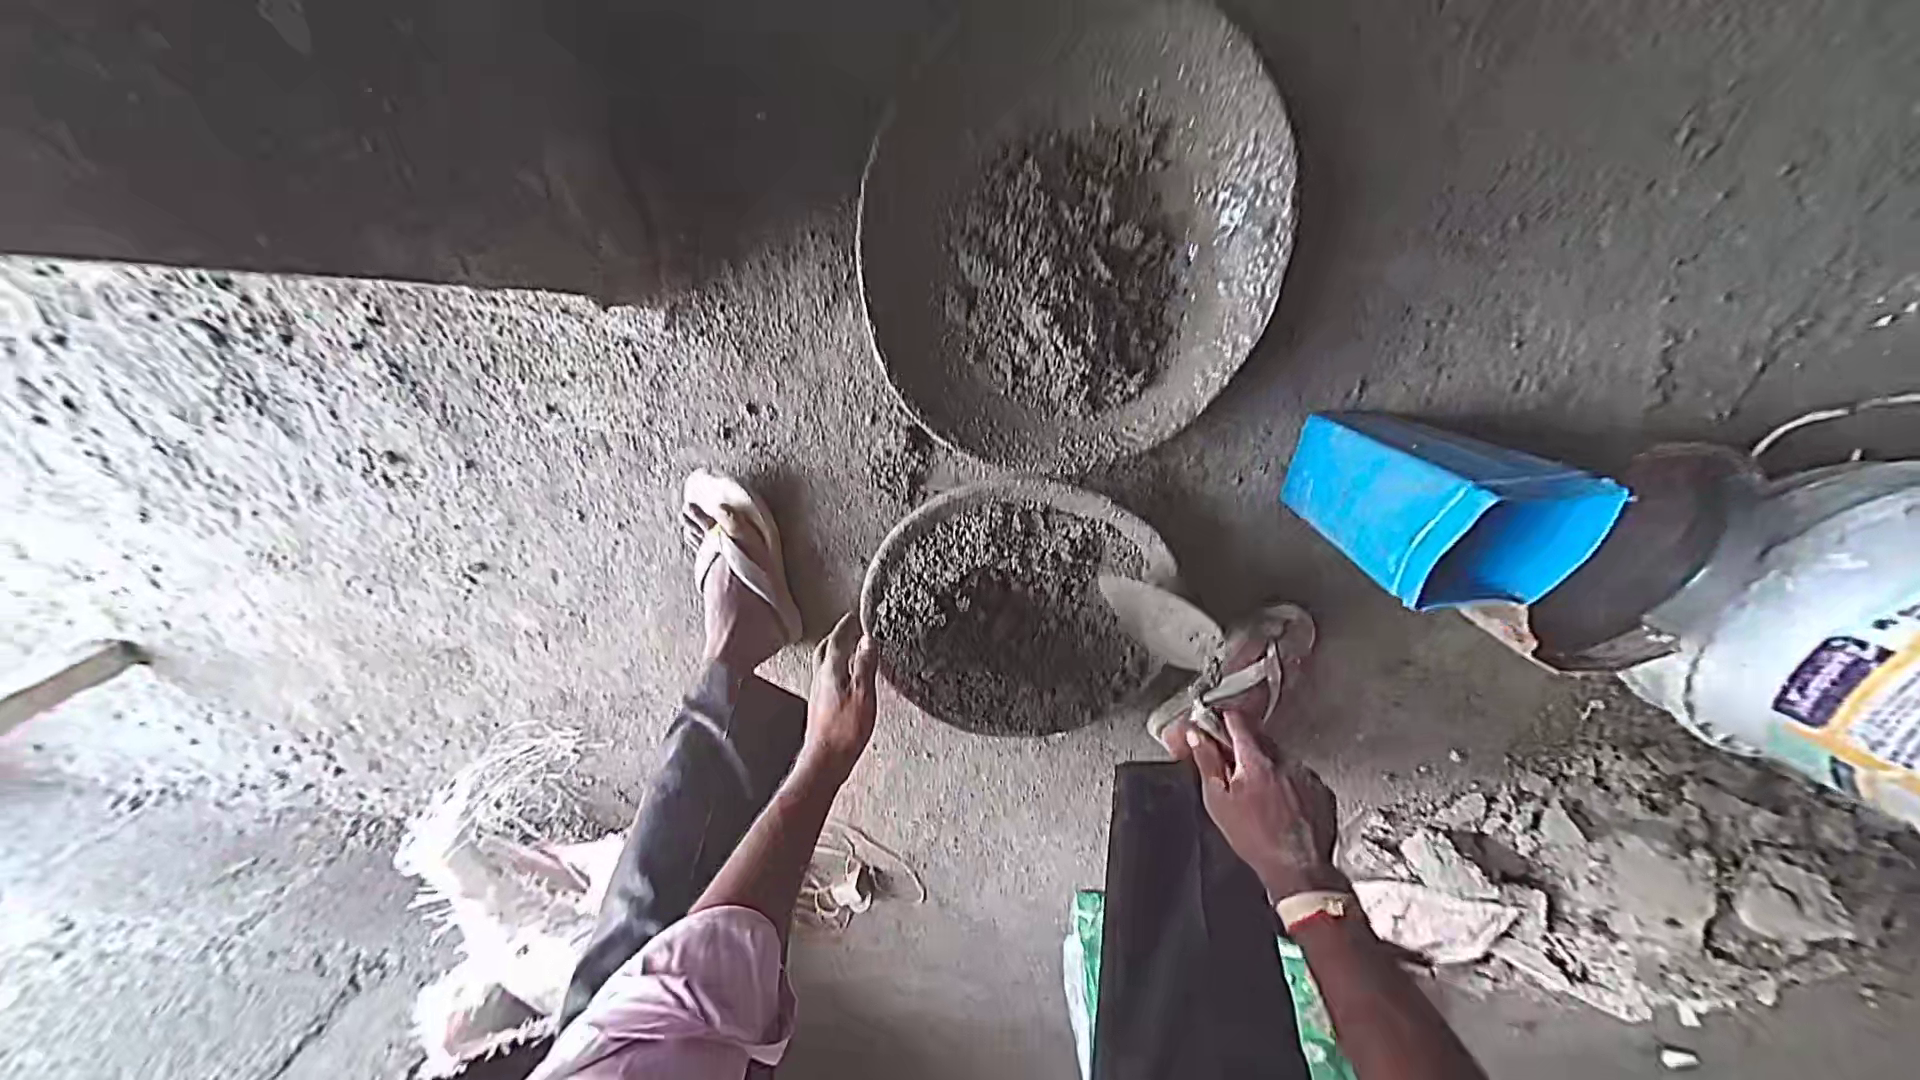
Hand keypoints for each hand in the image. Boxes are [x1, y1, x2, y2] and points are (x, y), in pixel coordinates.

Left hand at [802, 613, 878, 781]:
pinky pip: (827, 676)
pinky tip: (844, 677)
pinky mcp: (820, 705)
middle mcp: (820, 678)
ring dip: (835, 651)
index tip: (852, 616)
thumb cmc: (845, 730)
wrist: (826, 760)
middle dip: (837, 635)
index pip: (838, 640)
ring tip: (847, 648)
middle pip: (826, 649)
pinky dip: (836, 668)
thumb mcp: (864, 694)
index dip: (846, 626)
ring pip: (824, 662)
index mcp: (831, 671)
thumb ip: (865, 665)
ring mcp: (818, 692)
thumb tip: (867, 641)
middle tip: (847, 628)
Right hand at [1187, 710, 1347, 899]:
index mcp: (1256, 761)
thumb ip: (1206, 761)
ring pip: (1279, 757)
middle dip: (1243, 747)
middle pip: (1259, 738)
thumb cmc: (1256, 839)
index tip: (1216, 724)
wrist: (1299, 871)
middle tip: (1232, 768)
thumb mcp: (1218, 800)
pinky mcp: (1321, 791)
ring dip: (1266, 766)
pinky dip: (1287, 782)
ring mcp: (1306, 775)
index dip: (1223, 719)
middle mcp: (1284, 762)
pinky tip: (1278, 804)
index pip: (1238, 720)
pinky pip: (1299, 775)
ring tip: (1257, 795)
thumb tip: (1196, 736)